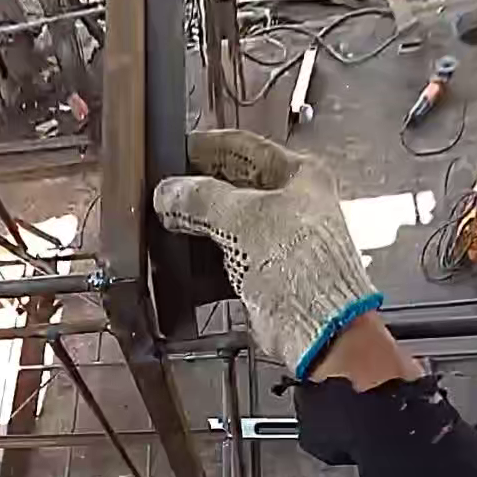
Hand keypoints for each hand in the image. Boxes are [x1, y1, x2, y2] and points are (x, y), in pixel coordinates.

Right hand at [154, 130, 382, 378]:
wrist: (317, 329)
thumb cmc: (296, 264)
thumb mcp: (245, 219)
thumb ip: (202, 199)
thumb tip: (166, 192)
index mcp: (298, 175)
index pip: (243, 148)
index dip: (205, 148)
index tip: (170, 153)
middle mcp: (289, 205)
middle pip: (232, 188)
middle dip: (195, 193)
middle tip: (160, 195)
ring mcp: (275, 243)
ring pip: (225, 226)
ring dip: (195, 229)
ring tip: (161, 226)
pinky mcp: (262, 276)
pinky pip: (224, 260)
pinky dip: (202, 262)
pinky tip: (177, 261)